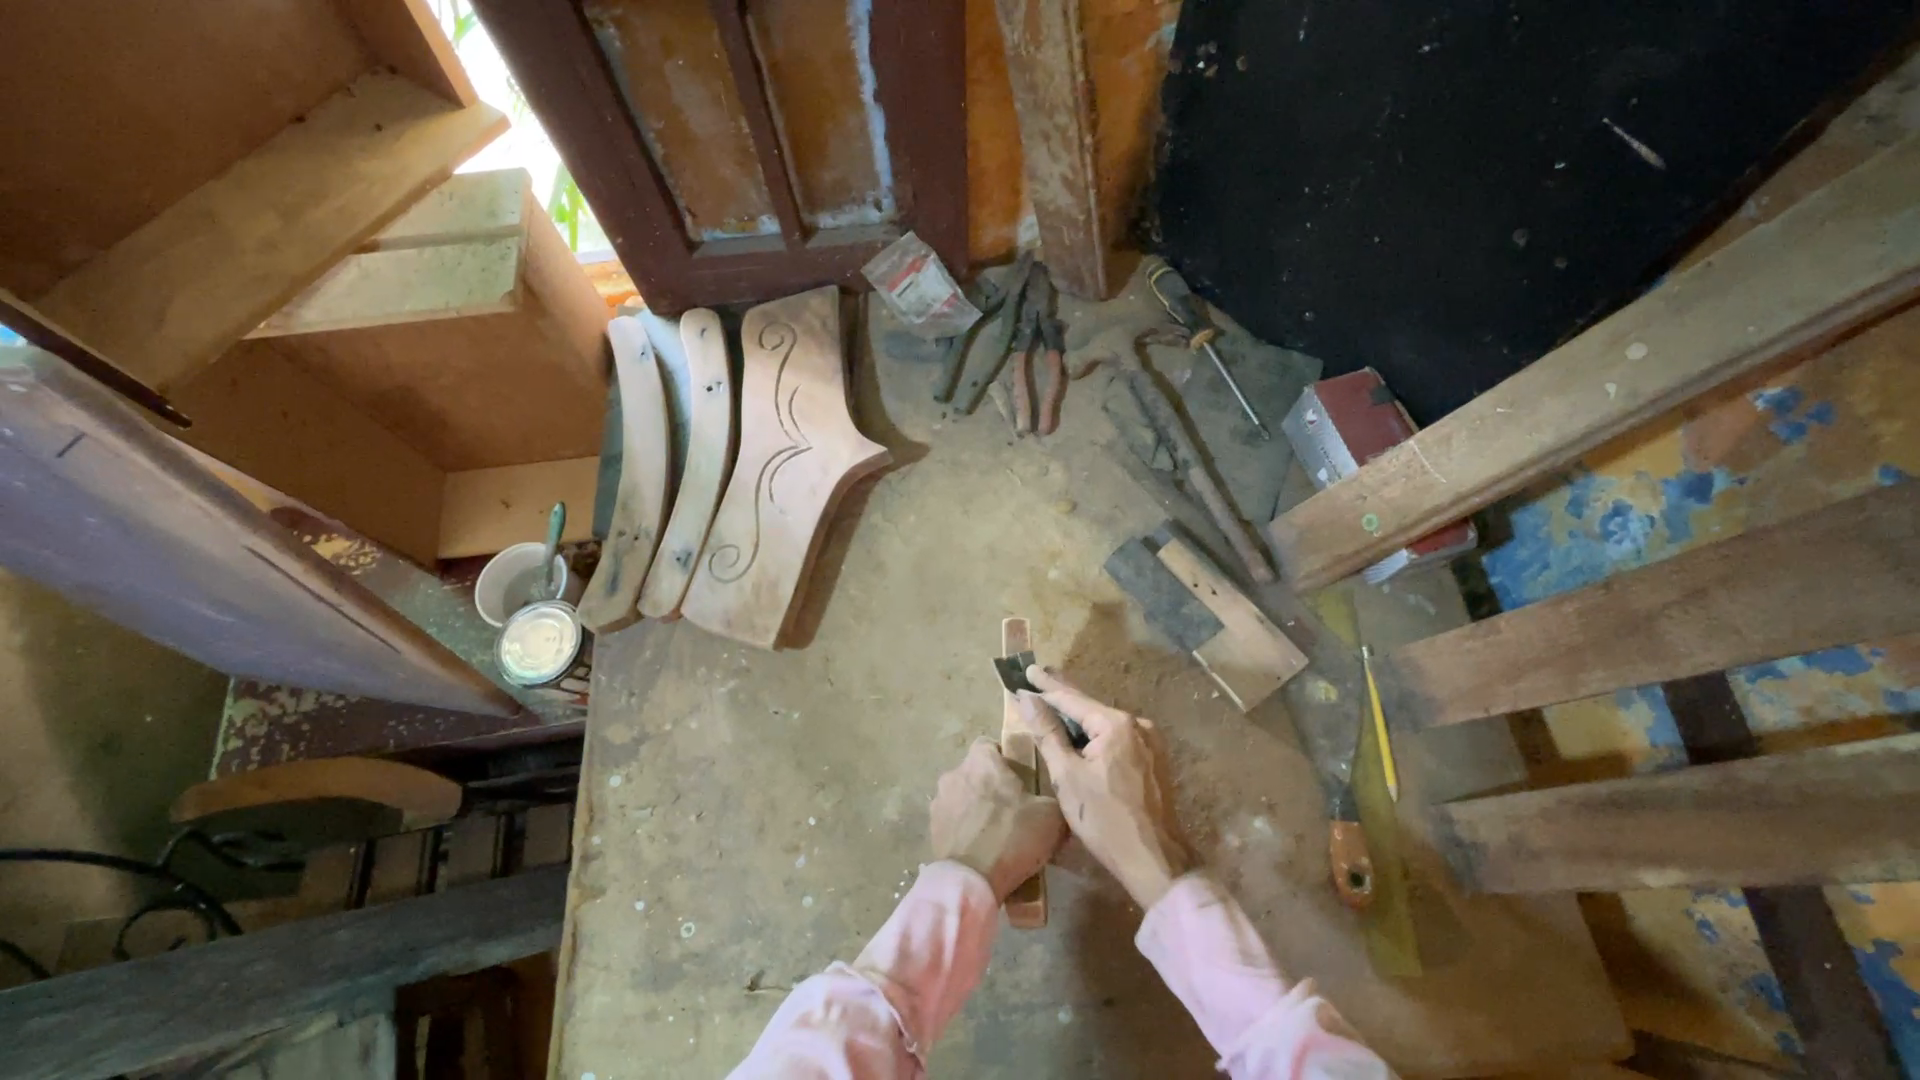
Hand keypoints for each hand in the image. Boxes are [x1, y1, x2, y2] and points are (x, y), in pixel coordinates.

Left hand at [930, 739, 1067, 900]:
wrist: (973, 880)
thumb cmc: (1013, 837)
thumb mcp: (1052, 816)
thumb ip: (1054, 798)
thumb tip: (1054, 801)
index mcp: (981, 760)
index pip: (990, 745)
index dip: (1004, 759)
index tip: (1019, 779)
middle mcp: (954, 773)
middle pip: (975, 772)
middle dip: (990, 786)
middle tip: (1012, 809)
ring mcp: (939, 802)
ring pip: (961, 797)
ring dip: (974, 808)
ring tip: (995, 833)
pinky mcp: (931, 829)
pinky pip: (952, 822)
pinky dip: (964, 830)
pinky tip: (979, 849)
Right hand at [1018, 667, 1190, 908]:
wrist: (1155, 860)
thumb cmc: (1105, 819)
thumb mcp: (1067, 775)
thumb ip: (1047, 733)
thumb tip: (1027, 699)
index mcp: (1117, 724)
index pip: (1072, 699)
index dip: (1046, 687)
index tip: (1027, 671)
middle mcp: (1138, 724)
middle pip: (1091, 706)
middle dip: (1062, 694)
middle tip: (1038, 675)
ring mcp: (1150, 742)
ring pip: (1105, 722)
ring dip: (1079, 716)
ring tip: (1054, 701)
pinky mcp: (1154, 760)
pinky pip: (1118, 737)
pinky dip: (1096, 732)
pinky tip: (1082, 732)